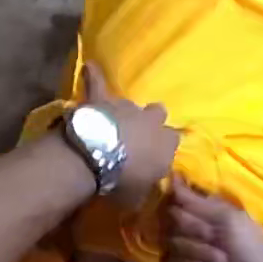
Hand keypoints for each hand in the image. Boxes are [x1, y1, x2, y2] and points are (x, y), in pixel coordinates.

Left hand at [82, 63, 177, 207]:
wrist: (97, 156)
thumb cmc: (122, 181)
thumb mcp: (138, 195)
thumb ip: (143, 187)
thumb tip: (141, 189)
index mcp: (166, 144)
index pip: (173, 140)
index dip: (163, 145)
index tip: (154, 154)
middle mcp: (151, 120)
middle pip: (157, 114)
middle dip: (149, 121)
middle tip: (135, 134)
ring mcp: (126, 106)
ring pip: (130, 103)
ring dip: (123, 110)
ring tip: (112, 118)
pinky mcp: (102, 99)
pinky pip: (97, 82)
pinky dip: (93, 76)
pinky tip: (89, 66)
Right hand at [163, 178, 262, 261]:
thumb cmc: (254, 256)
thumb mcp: (229, 219)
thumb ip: (195, 200)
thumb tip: (170, 177)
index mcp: (206, 214)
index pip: (178, 196)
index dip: (178, 196)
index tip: (181, 198)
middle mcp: (191, 230)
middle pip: (170, 215)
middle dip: (192, 226)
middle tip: (215, 238)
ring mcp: (183, 254)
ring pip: (169, 239)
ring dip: (196, 249)